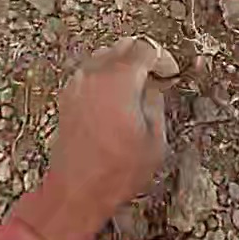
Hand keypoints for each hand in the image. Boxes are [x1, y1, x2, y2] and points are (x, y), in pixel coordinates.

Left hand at [42, 37, 172, 221]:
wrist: (75, 194)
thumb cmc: (116, 171)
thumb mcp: (155, 137)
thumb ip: (156, 101)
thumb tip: (154, 86)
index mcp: (119, 80)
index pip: (145, 47)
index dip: (163, 58)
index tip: (170, 73)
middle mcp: (95, 76)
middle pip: (123, 45)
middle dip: (144, 56)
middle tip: (158, 76)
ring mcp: (77, 86)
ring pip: (105, 55)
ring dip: (124, 64)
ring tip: (138, 87)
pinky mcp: (67, 98)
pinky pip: (91, 71)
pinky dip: (106, 75)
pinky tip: (117, 96)